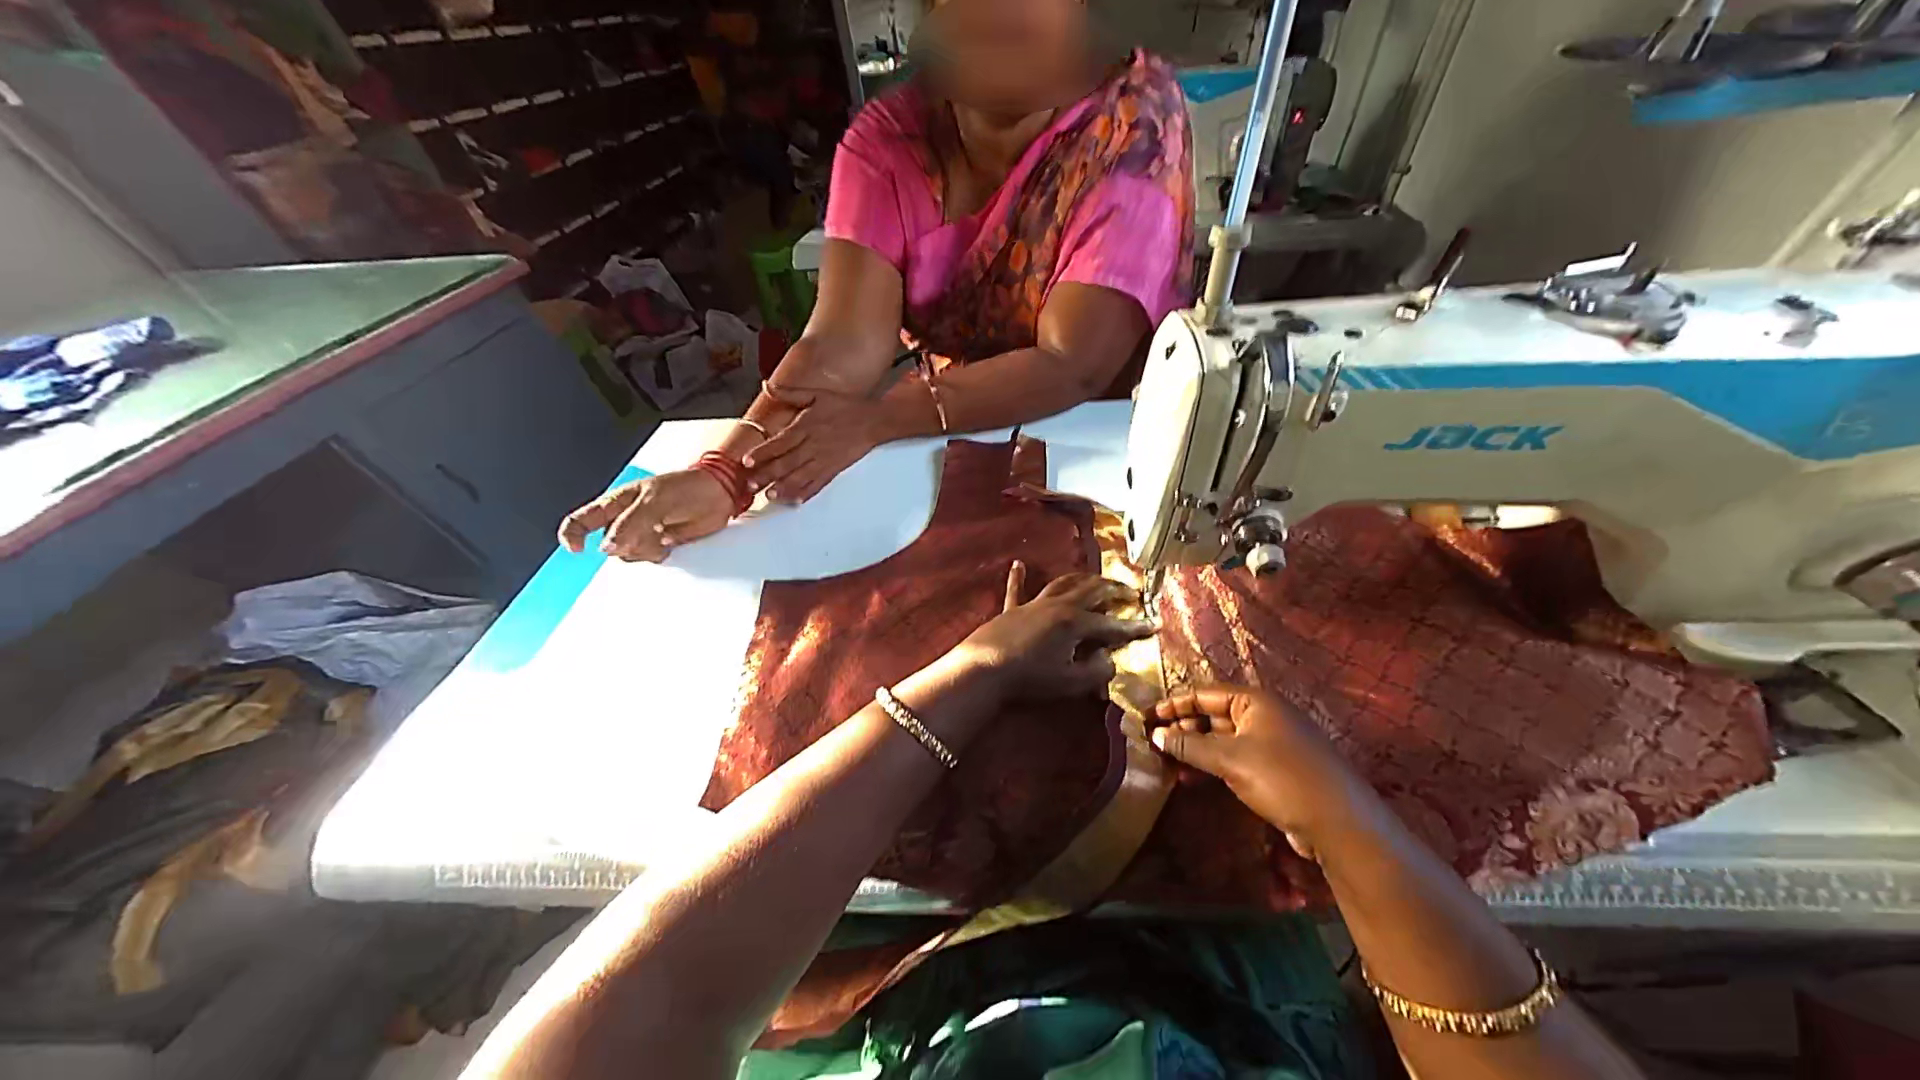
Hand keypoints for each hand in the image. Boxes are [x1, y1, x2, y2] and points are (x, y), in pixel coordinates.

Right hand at [556, 469, 733, 561]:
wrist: (719, 495)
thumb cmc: (687, 487)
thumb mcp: (655, 501)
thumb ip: (630, 523)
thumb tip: (608, 546)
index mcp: (616, 503)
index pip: (581, 520)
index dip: (572, 535)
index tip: (577, 549)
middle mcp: (626, 520)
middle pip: (608, 546)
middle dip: (625, 544)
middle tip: (648, 531)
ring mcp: (643, 534)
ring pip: (628, 555)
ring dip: (645, 550)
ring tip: (664, 532)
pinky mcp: (661, 546)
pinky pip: (649, 560)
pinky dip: (659, 555)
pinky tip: (671, 540)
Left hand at [743, 384, 886, 503]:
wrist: (873, 421)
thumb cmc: (845, 406)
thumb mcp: (816, 394)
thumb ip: (789, 393)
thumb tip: (766, 385)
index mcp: (807, 426)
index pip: (780, 442)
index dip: (763, 452)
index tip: (747, 461)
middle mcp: (814, 445)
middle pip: (786, 463)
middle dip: (767, 475)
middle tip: (751, 485)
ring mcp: (824, 459)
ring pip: (801, 476)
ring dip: (784, 487)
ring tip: (770, 496)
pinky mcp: (834, 469)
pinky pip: (818, 483)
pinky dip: (807, 493)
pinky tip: (795, 500)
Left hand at [952, 562, 1154, 702]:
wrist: (983, 670)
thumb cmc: (1030, 678)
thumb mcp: (1071, 682)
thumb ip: (1096, 671)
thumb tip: (1108, 660)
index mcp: (1075, 622)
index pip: (1112, 626)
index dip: (1134, 627)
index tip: (1154, 625)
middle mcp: (1057, 606)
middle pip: (1090, 591)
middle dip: (1113, 590)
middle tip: (1129, 592)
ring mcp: (1032, 605)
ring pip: (1062, 584)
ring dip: (1081, 579)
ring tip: (1094, 578)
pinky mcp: (1010, 611)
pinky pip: (1016, 590)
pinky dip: (1019, 577)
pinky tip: (1018, 563)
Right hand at [1149, 686, 1377, 858]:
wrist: (1340, 824)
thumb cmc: (1282, 778)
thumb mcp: (1230, 759)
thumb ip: (1190, 745)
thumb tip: (1157, 735)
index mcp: (1255, 701)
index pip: (1204, 693)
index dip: (1173, 704)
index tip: (1145, 718)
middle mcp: (1263, 716)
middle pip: (1212, 714)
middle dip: (1182, 727)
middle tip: (1152, 743)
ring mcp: (1271, 743)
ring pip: (1222, 739)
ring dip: (1194, 749)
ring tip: (1166, 763)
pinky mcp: (1275, 769)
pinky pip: (1234, 758)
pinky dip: (1211, 765)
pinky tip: (1191, 778)